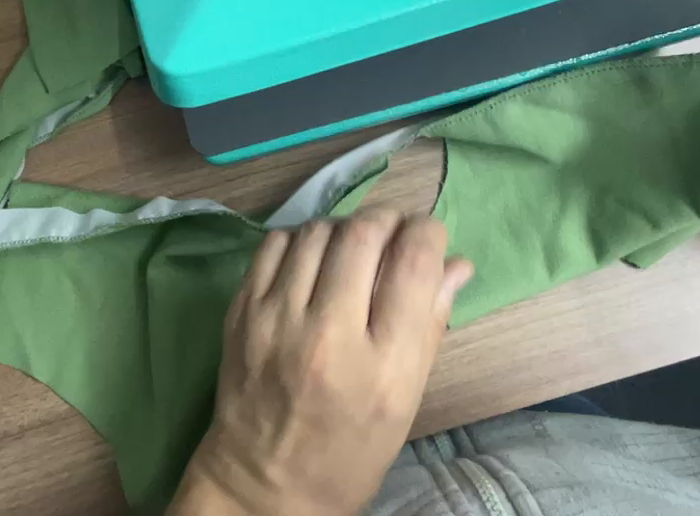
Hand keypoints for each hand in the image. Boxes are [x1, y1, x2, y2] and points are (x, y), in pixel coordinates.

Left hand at [168, 211, 473, 515]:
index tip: (428, 233)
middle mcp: (328, 334)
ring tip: (352, 243)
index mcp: (382, 368)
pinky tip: (311, 257)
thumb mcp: (404, 402)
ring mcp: (277, 317)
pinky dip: (301, 238)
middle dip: (386, 219)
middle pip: (362, 235)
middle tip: (392, 228)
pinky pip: (276, 242)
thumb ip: (430, 326)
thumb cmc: (349, 451)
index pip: (413, 266)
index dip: (427, 233)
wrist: (263, 480)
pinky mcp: (242, 308)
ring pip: (318, 231)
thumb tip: (457, 263)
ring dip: (343, 226)